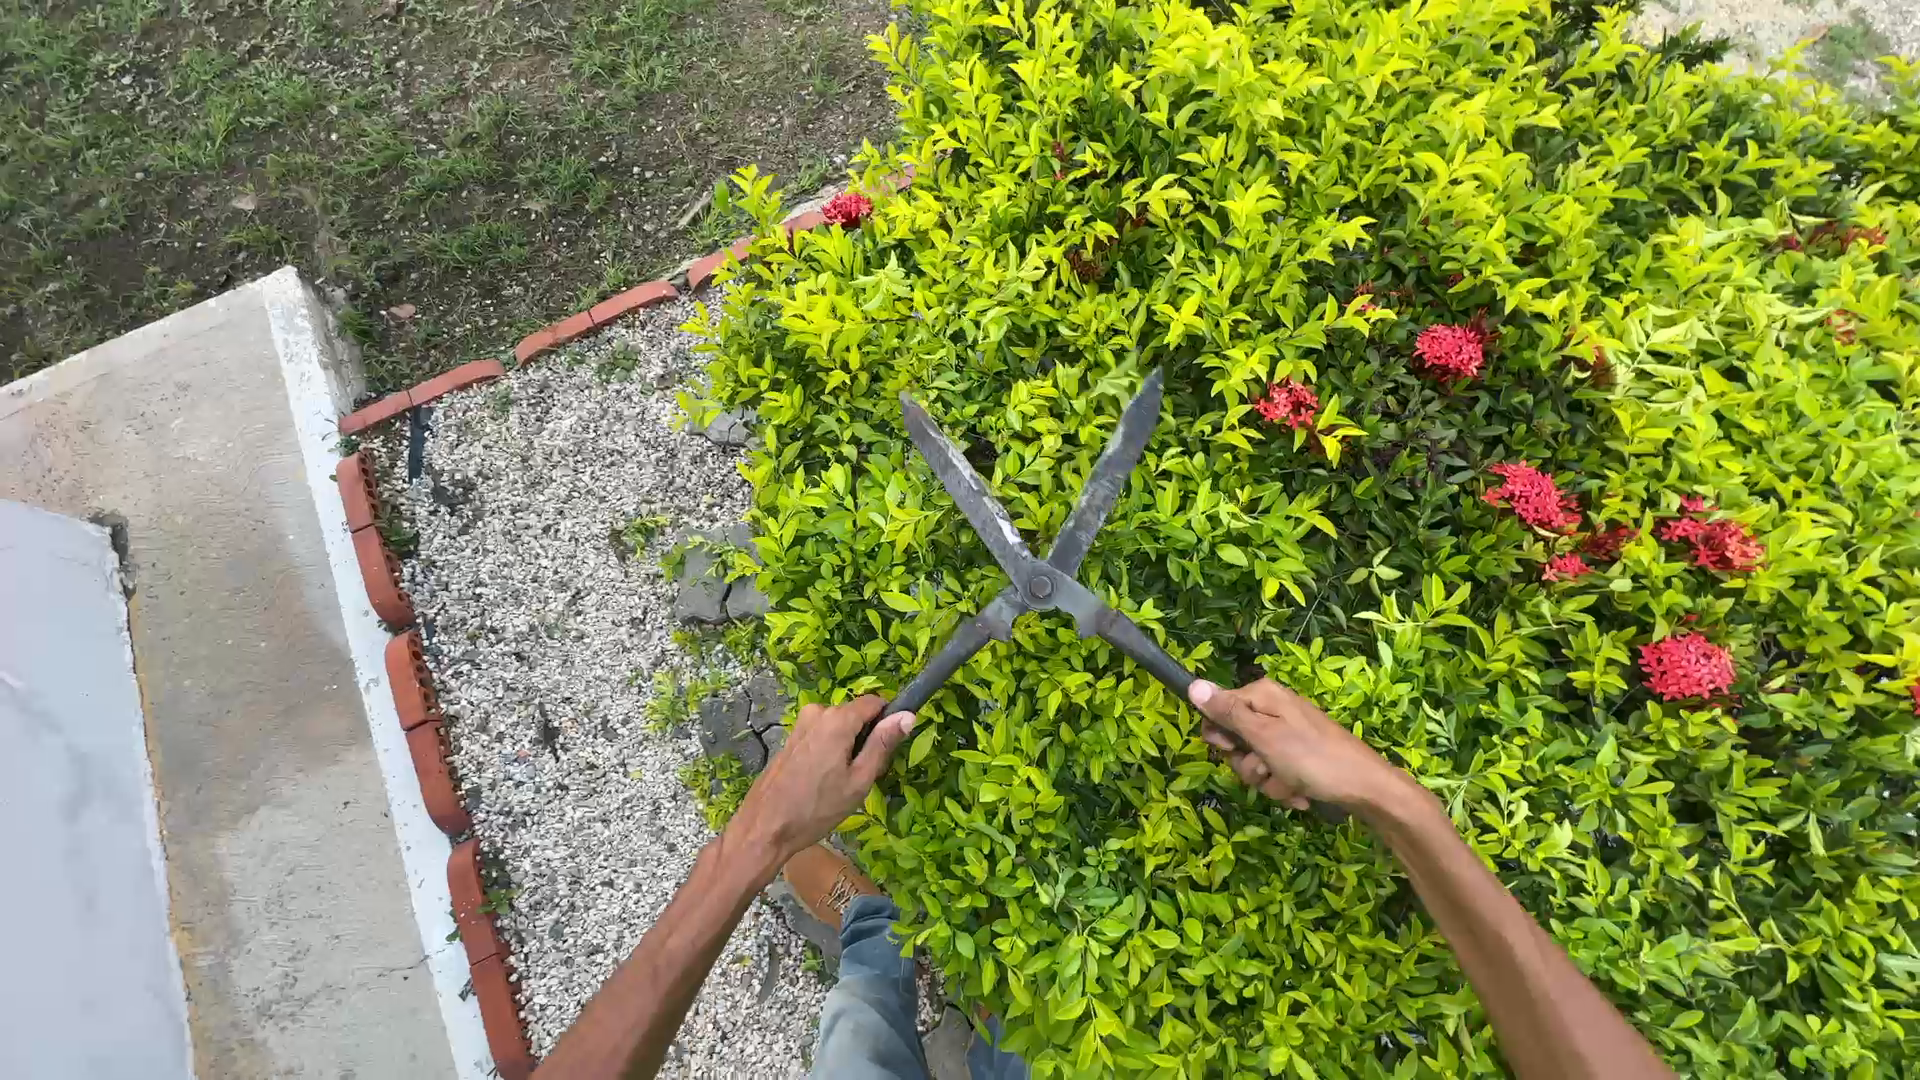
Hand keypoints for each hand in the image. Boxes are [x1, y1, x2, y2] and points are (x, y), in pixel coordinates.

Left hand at [729, 695, 913, 860]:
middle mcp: (817, 712)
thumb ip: (883, 744)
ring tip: (841, 784)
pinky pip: (822, 735)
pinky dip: (829, 752)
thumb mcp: (859, 780)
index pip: (875, 702)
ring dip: (847, 747)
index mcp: (837, 719)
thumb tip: (908, 715)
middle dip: (865, 739)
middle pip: (856, 715)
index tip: (887, 749)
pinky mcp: (791, 738)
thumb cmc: (817, 808)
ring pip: (839, 727)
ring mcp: (801, 724)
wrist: (764, 827)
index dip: (887, 721)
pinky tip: (822, 781)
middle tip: (862, 776)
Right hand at [1189, 678, 1402, 814]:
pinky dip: (1284, 787)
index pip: (1216, 711)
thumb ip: (1227, 712)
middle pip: (1234, 739)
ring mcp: (1287, 733)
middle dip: (1247, 764)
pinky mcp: (1299, 755)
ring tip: (1290, 784)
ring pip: (1254, 761)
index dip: (1220, 736)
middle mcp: (1273, 709)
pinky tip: (1301, 793)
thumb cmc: (1313, 758)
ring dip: (1268, 780)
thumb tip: (1193, 685)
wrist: (1367, 789)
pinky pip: (1275, 773)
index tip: (1233, 750)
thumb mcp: (1263, 736)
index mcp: (1262, 696)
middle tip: (1267, 769)